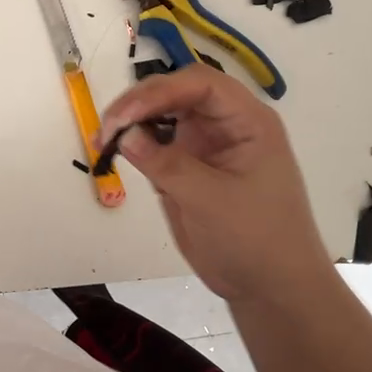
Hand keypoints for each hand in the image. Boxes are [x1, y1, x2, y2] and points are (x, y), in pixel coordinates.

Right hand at [99, 66, 332, 303]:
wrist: (270, 286)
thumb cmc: (255, 238)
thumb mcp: (209, 200)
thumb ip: (166, 164)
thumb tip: (123, 135)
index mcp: (247, 122)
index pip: (200, 85)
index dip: (158, 92)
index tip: (123, 117)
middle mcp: (226, 124)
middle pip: (175, 92)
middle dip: (138, 104)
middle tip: (105, 130)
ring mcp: (205, 144)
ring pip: (161, 114)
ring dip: (130, 121)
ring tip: (102, 140)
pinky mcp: (187, 166)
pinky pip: (155, 142)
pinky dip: (132, 143)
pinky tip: (112, 151)